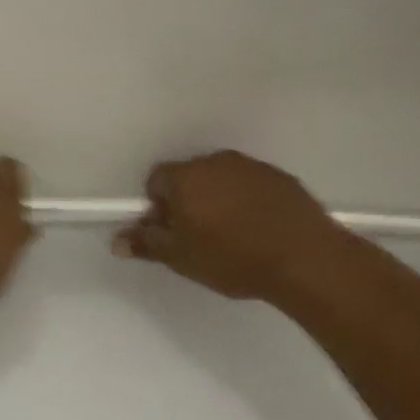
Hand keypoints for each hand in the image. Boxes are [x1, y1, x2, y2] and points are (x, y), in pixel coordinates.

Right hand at [114, 150, 348, 301]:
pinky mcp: (280, 178)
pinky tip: (256, 231)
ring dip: (217, 200)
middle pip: (189, 177)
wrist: (301, 257)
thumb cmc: (231, 257)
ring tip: (229, 236)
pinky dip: (246, 202)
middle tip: (196, 238)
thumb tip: (117, 240)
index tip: (169, 232)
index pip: (156, 180)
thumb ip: (147, 244)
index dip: (157, 207)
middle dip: (186, 202)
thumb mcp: (181, 258)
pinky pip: (250, 186)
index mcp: (186, 177)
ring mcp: (252, 167)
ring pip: (221, 180)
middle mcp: (216, 162)